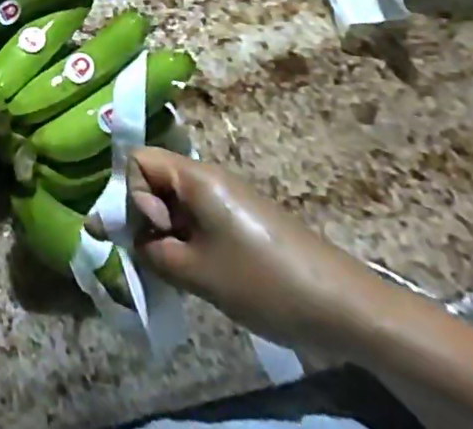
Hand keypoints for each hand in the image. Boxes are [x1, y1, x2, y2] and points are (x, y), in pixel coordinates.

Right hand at [98, 148, 396, 351]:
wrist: (353, 311)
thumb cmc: (265, 282)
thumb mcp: (193, 271)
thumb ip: (146, 249)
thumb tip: (119, 236)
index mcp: (197, 177)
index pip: (137, 160)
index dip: (131, 194)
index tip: (153, 231)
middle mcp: (210, 179)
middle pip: (153, 180)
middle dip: (143, 216)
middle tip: (154, 256)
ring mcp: (230, 200)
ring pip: (174, 203)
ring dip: (166, 233)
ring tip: (179, 270)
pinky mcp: (245, 222)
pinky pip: (197, 218)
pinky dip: (188, 240)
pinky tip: (201, 273)